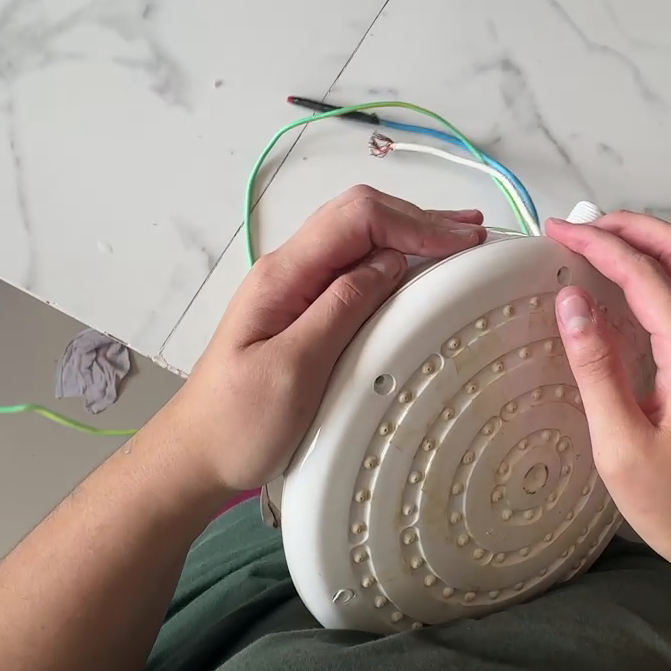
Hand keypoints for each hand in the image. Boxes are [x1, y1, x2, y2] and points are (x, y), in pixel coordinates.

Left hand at [162, 187, 485, 492]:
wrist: (197, 456)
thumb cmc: (239, 422)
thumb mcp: (293, 369)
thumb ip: (341, 308)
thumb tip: (391, 263)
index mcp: (285, 274)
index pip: (356, 219)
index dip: (413, 222)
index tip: (461, 242)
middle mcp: (292, 268)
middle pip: (360, 214)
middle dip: (420, 216)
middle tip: (473, 232)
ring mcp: (299, 284)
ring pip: (361, 234)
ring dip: (411, 229)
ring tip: (460, 235)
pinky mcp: (308, 305)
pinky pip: (358, 263)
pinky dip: (398, 254)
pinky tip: (421, 264)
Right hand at [545, 213, 670, 573]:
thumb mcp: (621, 445)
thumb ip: (596, 367)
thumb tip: (570, 300)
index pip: (644, 274)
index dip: (598, 244)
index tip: (557, 231)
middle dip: (631, 226)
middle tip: (581, 227)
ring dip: (647, 243)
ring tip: (596, 244)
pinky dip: (658, 270)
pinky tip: (625, 285)